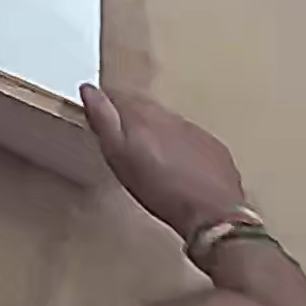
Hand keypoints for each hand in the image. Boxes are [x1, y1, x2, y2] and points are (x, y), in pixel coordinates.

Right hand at [80, 85, 246, 238]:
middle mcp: (168, 115)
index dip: (104, 106)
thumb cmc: (155, 186)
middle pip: (142, 107)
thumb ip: (101, 118)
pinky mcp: (216, 149)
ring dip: (156, 133)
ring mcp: (195, 131)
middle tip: (124, 145)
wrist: (213, 216)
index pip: (115, 95)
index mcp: (140, 113)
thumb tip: (89, 88)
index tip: (100, 122)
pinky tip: (179, 167)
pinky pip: (189, 138)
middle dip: (130, 120)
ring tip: (151, 159)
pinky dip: (180, 146)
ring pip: (166, 123)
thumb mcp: (116, 153)